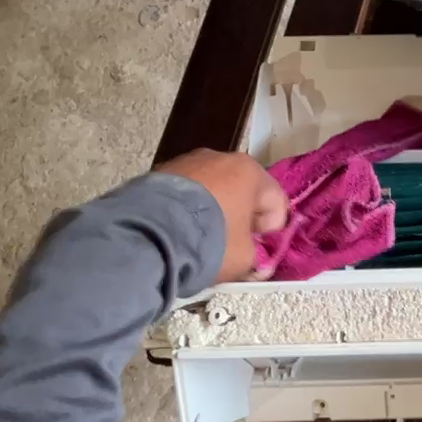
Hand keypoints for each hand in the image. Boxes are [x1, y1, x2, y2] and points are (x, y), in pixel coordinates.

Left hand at [156, 149, 288, 281]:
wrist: (145, 237)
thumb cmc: (208, 241)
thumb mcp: (242, 259)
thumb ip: (256, 258)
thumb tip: (255, 262)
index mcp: (252, 172)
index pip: (276, 201)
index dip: (270, 231)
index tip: (255, 251)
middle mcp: (223, 158)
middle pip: (242, 191)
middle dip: (239, 217)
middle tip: (227, 246)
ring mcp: (189, 162)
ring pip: (211, 189)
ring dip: (210, 212)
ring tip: (193, 241)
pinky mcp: (158, 172)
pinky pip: (183, 193)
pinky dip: (183, 210)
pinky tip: (172, 233)